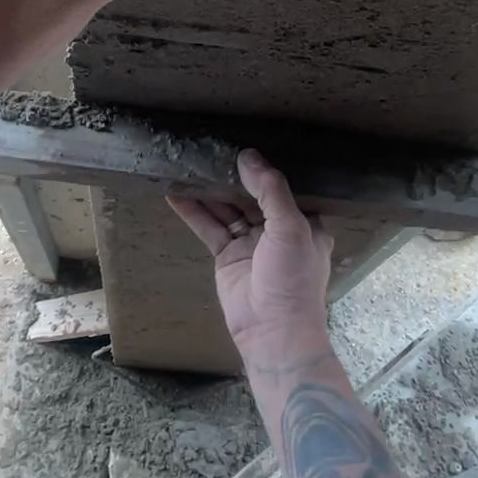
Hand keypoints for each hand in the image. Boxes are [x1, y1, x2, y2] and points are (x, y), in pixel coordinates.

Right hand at [169, 150, 336, 366]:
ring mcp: (249, 243)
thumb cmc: (292, 277)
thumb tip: (248, 156)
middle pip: (250, 195)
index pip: (281, 188)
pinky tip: (175, 194)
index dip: (262, 168)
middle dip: (231, 176)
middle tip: (208, 149)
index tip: (242, 145)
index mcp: (302, 222)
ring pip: (226, 209)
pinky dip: (193, 211)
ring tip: (186, 165)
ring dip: (208, 190)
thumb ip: (270, 189)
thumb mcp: (291, 226)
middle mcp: (276, 230)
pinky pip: (209, 228)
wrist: (274, 332)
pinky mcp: (226, 256)